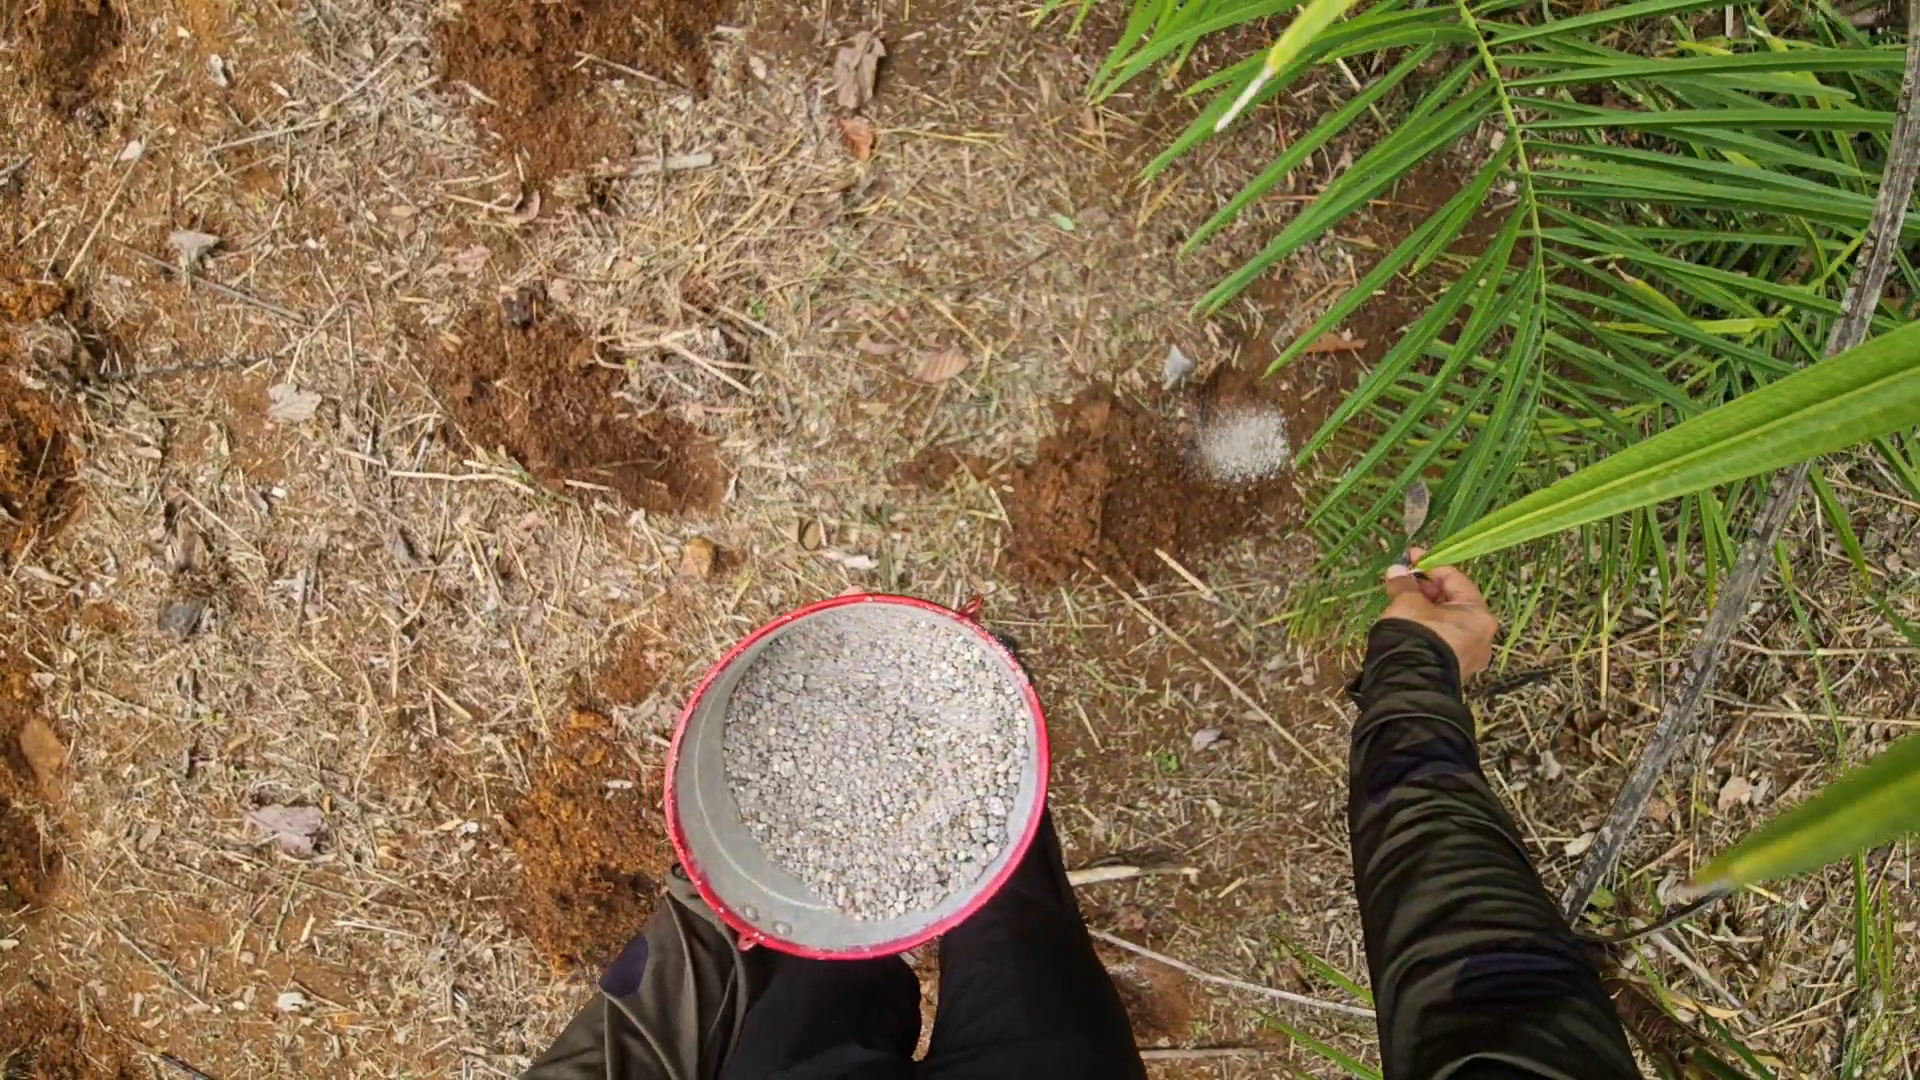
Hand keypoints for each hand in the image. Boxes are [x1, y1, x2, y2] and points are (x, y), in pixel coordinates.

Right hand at [1381, 548, 1497, 679]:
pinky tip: (1406, 622)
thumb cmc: (1416, 634)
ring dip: (1424, 607)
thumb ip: (1404, 584)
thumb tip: (1397, 570)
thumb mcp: (1407, 603)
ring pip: (1446, 620)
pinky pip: (1441, 636)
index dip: (1430, 564)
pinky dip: (1426, 625)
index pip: (1454, 579)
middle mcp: (1481, 633)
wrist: (1409, 681)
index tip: (1410, 556)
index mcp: (1478, 613)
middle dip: (1425, 588)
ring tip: (1399, 600)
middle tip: (1402, 580)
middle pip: (1452, 600)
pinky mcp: (1454, 666)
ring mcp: (1470, 653)